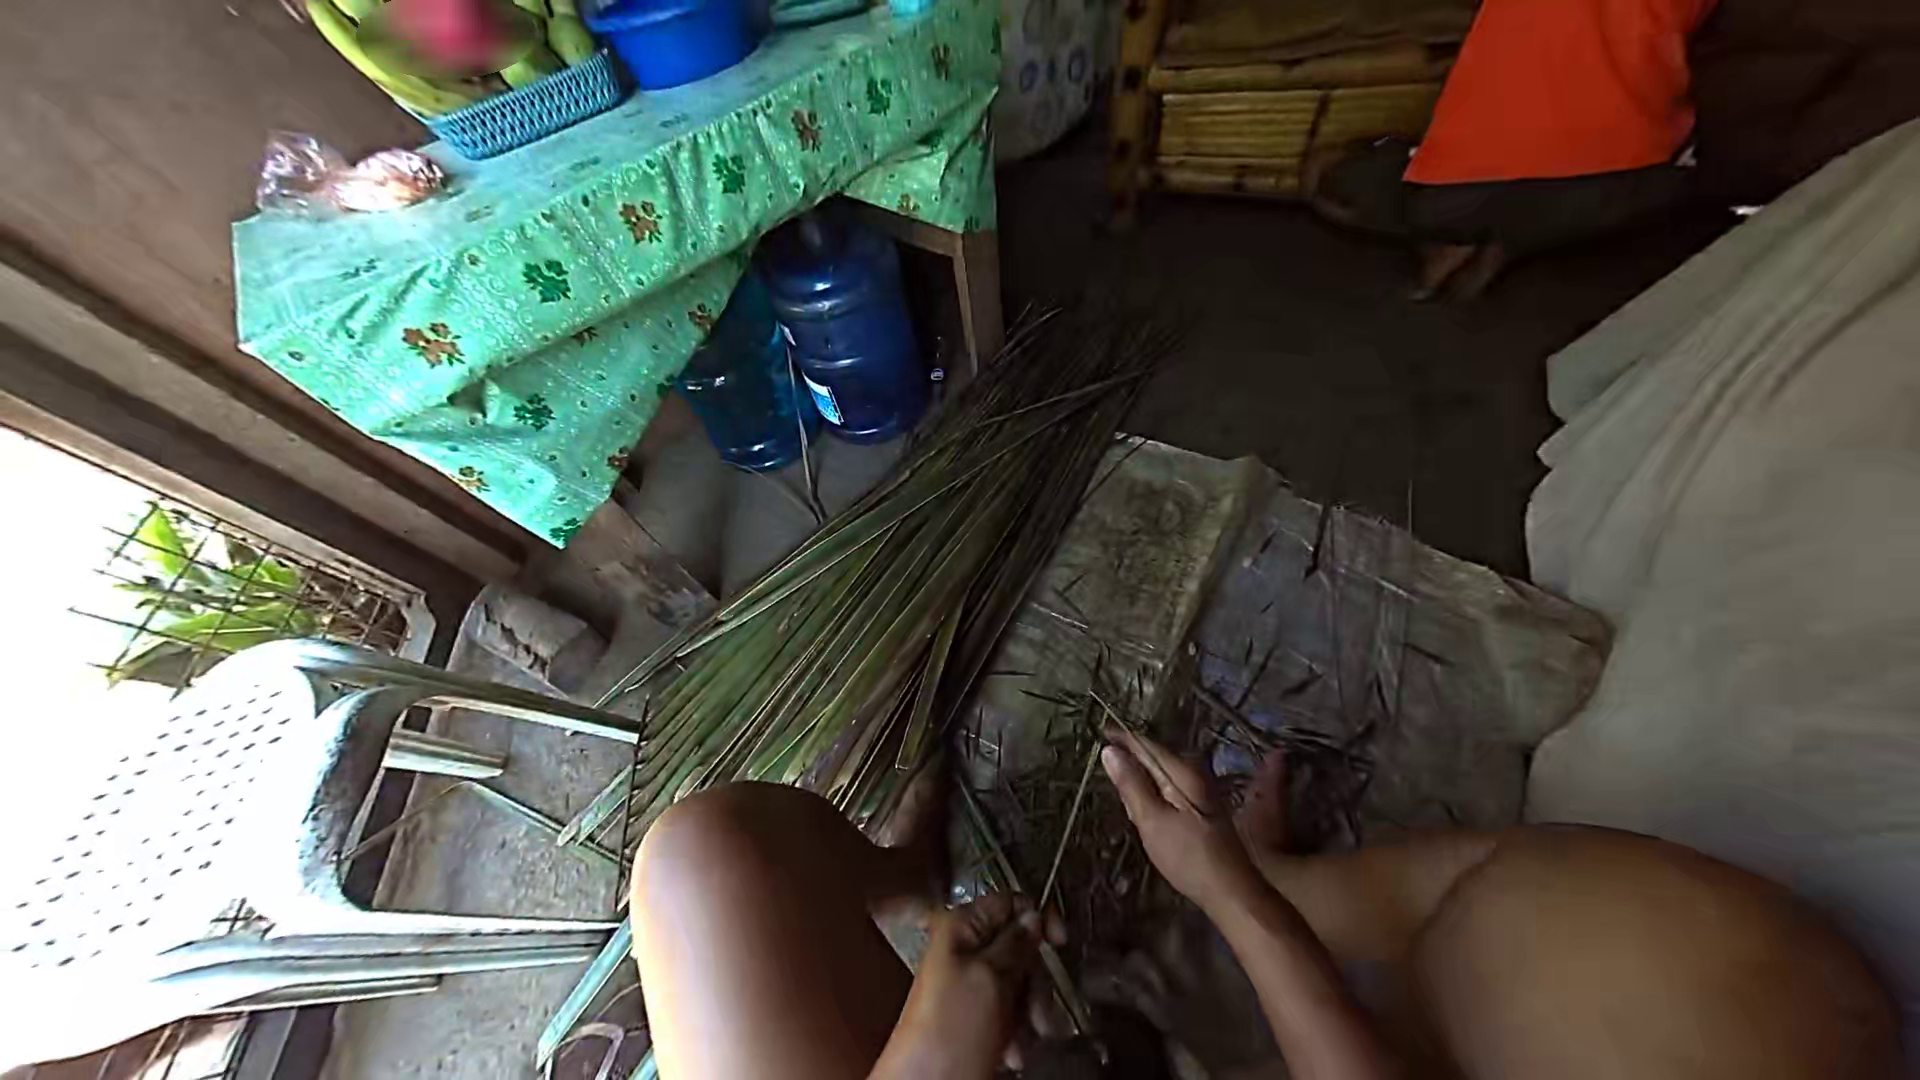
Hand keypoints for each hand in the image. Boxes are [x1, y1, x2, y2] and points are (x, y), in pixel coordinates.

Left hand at [869, 892, 1044, 1079]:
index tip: (1060, 941)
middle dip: (1036, 978)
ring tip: (1030, 1037)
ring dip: (1031, 1009)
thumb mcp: (989, 978)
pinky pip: (1010, 1010)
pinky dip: (1019, 1029)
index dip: (1037, 916)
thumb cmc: (953, 1028)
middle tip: (1038, 1010)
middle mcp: (966, 947)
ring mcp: (971, 982)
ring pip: (1019, 980)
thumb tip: (1034, 914)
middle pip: (1019, 945)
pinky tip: (1016, 1052)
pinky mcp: (976, 1015)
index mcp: (962, 926)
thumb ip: (1015, 943)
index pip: (1009, 901)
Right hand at [1102, 726, 1266, 913]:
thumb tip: (1109, 750)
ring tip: (1120, 790)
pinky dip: (1151, 793)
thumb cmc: (1189, 857)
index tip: (1098, 732)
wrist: (1232, 894)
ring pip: (1160, 774)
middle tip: (1105, 768)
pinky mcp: (1200, 808)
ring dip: (1139, 778)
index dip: (1121, 737)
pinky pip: (1168, 789)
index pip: (1146, 744)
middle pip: (1154, 757)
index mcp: (1183, 772)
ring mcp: (1200, 791)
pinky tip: (1144, 811)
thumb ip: (1130, 784)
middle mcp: (1194, 774)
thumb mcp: (1152, 820)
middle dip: (1129, 759)